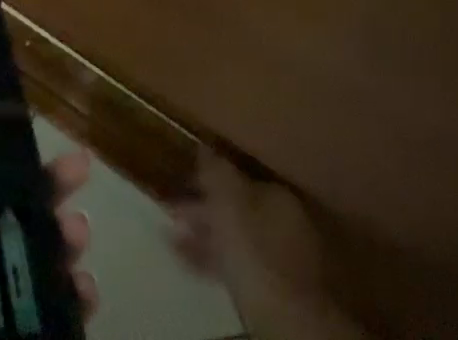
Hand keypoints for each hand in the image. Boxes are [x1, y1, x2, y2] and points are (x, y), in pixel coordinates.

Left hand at [0, 126, 98, 339]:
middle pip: (20, 223)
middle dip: (51, 195)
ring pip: (46, 266)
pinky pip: (61, 316)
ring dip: (68, 242)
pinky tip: (85, 290)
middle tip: (79, 171)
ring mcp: (0, 311)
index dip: (14, 167)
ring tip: (79, 235)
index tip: (44, 143)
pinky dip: (78, 299)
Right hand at [171, 151, 368, 339]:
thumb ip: (216, 171)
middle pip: (237, 209)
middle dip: (203, 210)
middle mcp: (285, 222)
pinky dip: (212, 258)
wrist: (282, 312)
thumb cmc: (253, 248)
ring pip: (235, 238)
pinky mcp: (272, 285)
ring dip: (204, 235)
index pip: (240, 179)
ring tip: (172, 236)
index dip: (208, 181)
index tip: (182, 184)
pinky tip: (186, 260)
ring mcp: (280, 256)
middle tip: (173, 212)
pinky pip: (236, 263)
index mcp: (278, 197)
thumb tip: (205, 146)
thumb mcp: (228, 202)